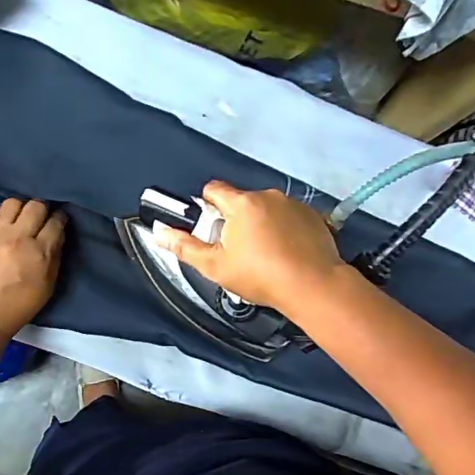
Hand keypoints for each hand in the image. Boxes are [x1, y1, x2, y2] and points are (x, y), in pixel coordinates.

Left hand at [0, 198, 65, 338]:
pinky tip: (6, 228)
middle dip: (42, 209)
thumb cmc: (20, 305)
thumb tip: (57, 237)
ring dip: (21, 208)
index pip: (55, 222)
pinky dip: (4, 217)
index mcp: (40, 252)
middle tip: (41, 219)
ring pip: (14, 203)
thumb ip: (55, 258)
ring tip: (22, 220)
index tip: (59, 221)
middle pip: (36, 206)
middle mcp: (20, 237)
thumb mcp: (48, 286)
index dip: (60, 218)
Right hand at [154, 180, 344, 311]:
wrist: (312, 286)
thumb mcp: (215, 266)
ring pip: (266, 209)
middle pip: (241, 201)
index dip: (206, 206)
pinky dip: (284, 230)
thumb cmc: (261, 276)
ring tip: (264, 255)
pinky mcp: (313, 216)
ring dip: (261, 225)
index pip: (214, 189)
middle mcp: (268, 196)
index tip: (210, 228)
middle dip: (235, 221)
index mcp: (241, 203)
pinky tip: (285, 253)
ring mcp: (293, 204)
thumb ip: (185, 247)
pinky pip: (289, 217)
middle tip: (237, 251)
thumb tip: (160, 233)